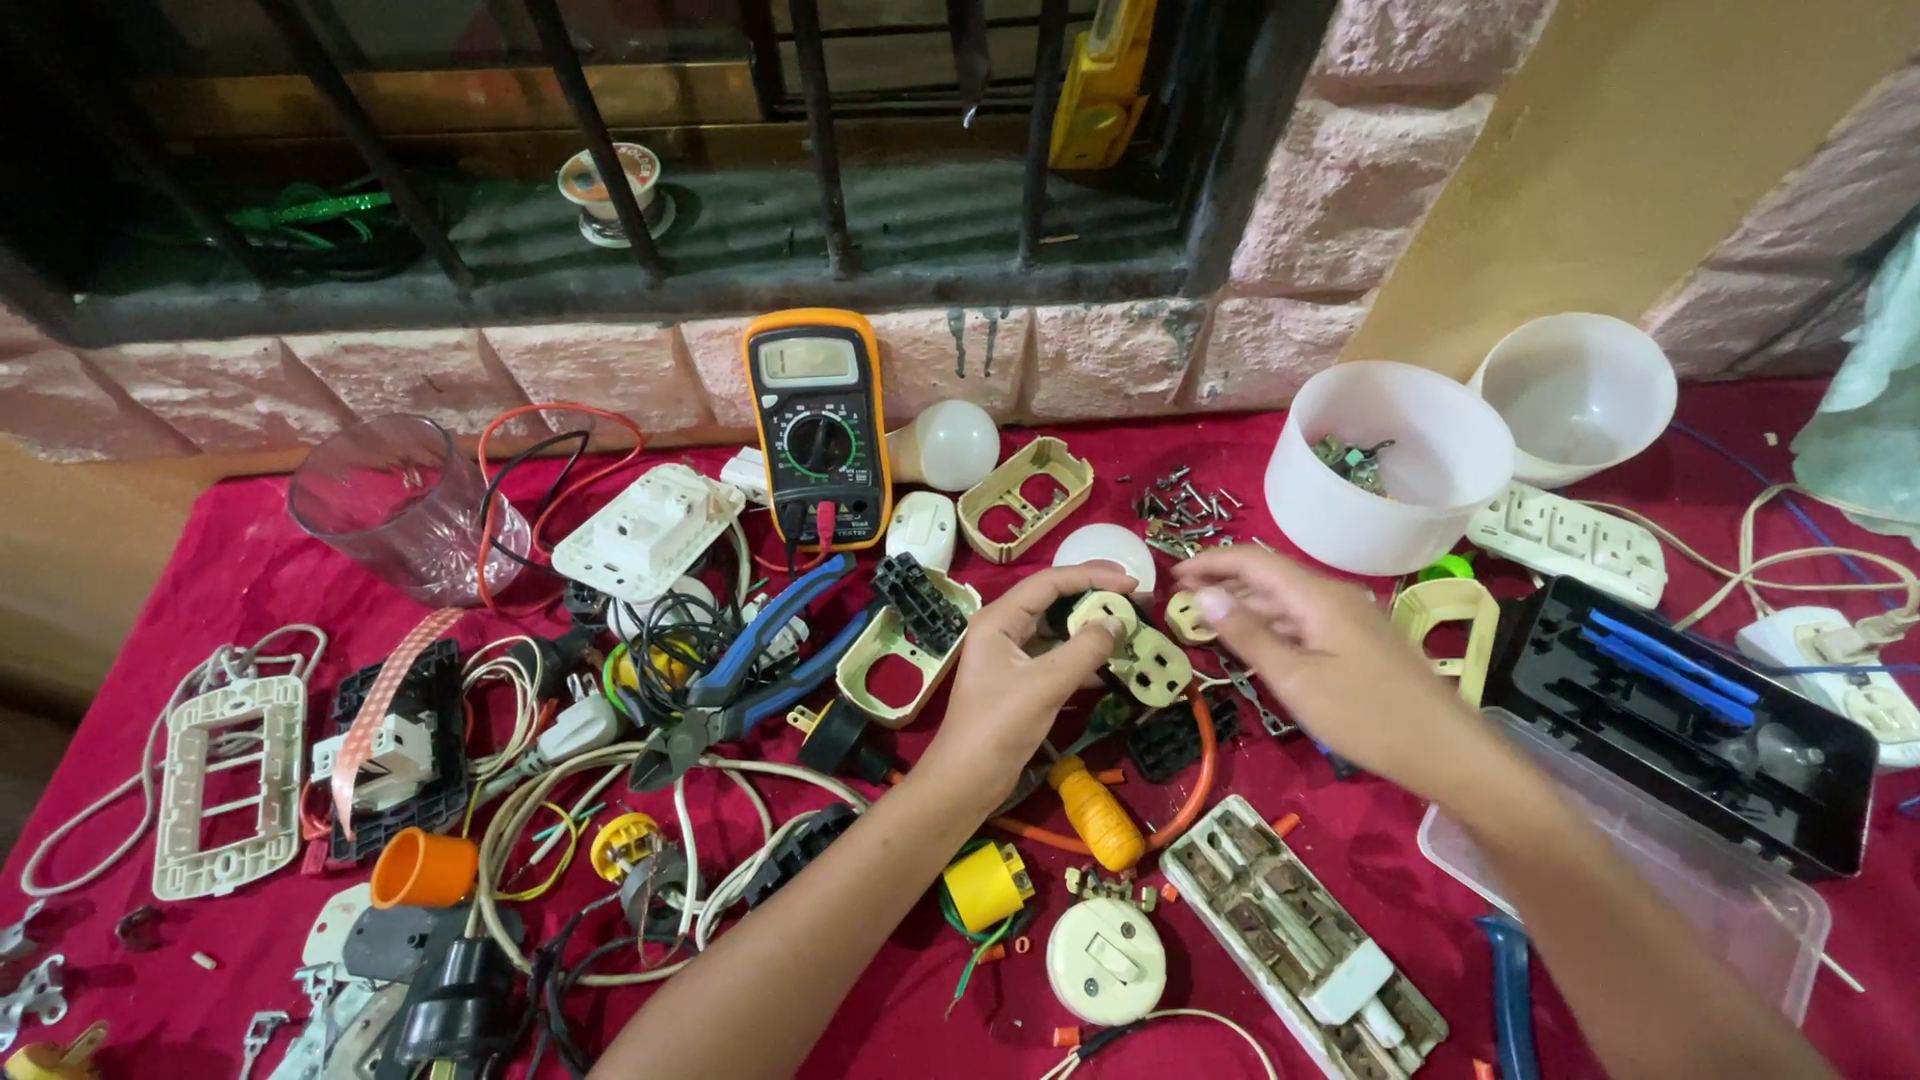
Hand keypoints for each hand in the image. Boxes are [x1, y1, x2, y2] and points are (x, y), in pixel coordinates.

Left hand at [917, 564, 1136, 812]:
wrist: (967, 779)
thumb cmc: (999, 726)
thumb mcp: (1046, 684)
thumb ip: (1085, 650)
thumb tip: (1119, 621)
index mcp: (999, 619)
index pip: (1050, 582)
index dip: (1093, 576)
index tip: (1132, 583)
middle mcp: (1003, 628)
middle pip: (1054, 600)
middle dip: (1095, 597)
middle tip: (1137, 599)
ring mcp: (1011, 655)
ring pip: (1058, 630)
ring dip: (1092, 629)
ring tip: (1132, 627)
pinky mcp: (1021, 680)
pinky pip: (1057, 657)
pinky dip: (1084, 657)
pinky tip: (1114, 665)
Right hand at [1173, 548, 1498, 798]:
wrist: (1447, 751)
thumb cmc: (1366, 716)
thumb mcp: (1295, 679)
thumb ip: (1247, 635)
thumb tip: (1204, 596)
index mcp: (1318, 597)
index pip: (1253, 560)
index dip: (1210, 562)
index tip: (1173, 577)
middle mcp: (1335, 596)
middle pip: (1269, 574)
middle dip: (1223, 581)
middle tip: (1182, 600)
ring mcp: (1351, 617)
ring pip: (1286, 598)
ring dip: (1245, 603)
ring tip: (1209, 620)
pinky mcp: (1359, 640)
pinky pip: (1304, 618)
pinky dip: (1271, 622)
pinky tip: (1256, 642)